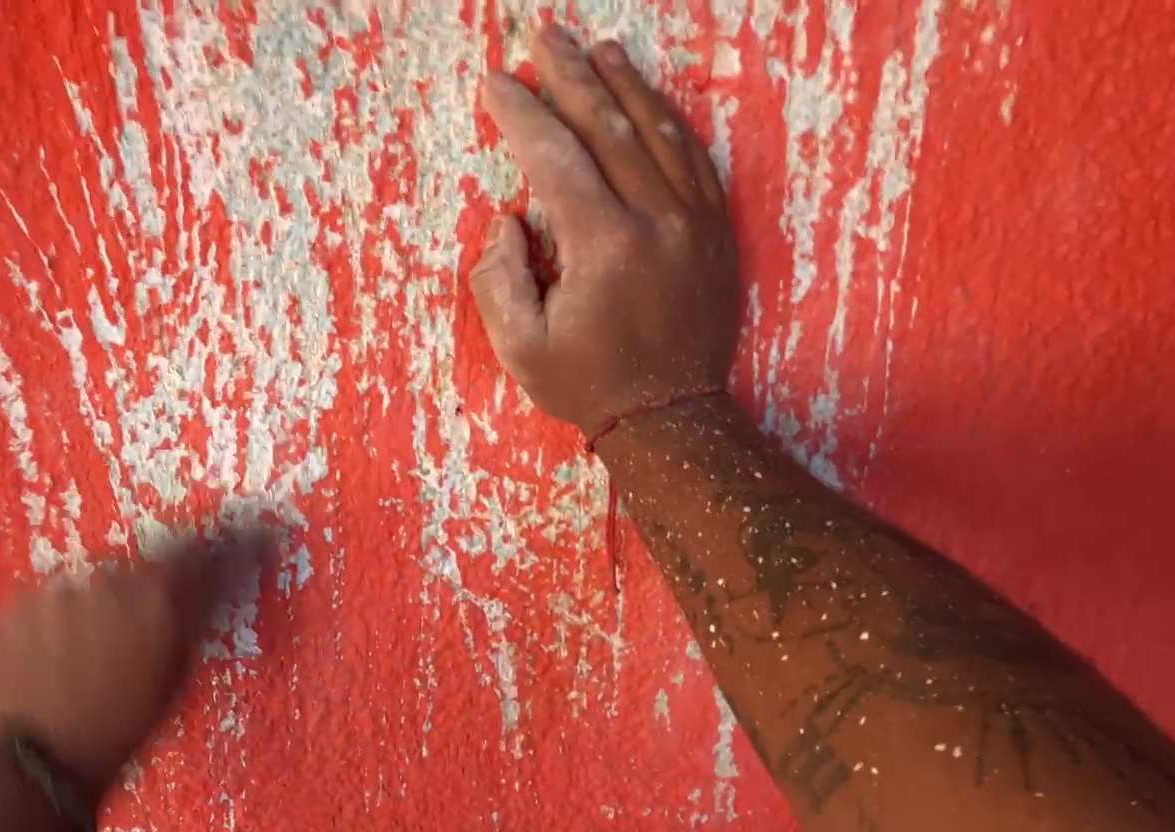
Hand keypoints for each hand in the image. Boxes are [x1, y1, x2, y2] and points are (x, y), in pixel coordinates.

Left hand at [0, 547, 216, 799]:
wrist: (35, 764)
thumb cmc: (117, 731)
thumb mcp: (170, 683)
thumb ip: (182, 627)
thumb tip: (194, 592)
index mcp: (150, 599)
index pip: (183, 558)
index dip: (187, 564)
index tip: (184, 576)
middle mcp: (99, 580)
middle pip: (115, 575)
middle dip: (116, 600)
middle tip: (107, 644)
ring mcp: (45, 592)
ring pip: (65, 594)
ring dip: (69, 617)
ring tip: (61, 665)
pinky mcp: (3, 610)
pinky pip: (25, 613)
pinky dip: (29, 633)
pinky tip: (30, 671)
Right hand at [470, 27, 740, 433]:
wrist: (669, 416)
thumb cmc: (585, 385)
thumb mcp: (520, 348)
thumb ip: (498, 280)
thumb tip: (505, 220)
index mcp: (602, 246)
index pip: (556, 158)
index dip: (521, 114)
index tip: (494, 82)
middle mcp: (655, 218)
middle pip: (608, 126)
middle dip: (568, 77)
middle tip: (539, 36)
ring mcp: (693, 219)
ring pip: (657, 130)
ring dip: (622, 84)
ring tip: (594, 49)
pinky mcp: (714, 229)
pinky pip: (692, 156)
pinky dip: (666, 118)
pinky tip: (647, 98)